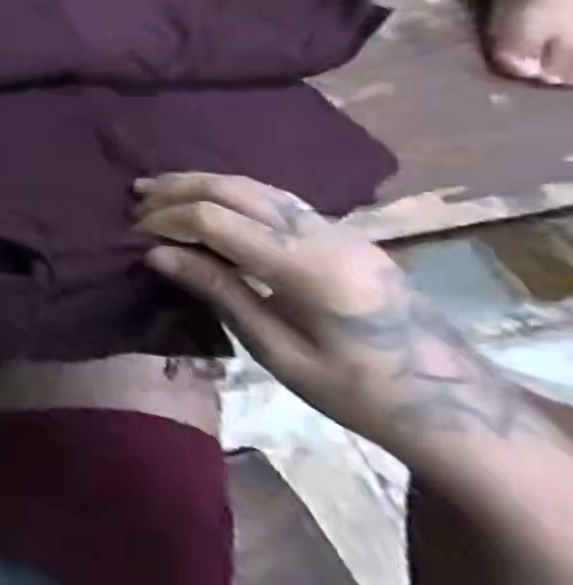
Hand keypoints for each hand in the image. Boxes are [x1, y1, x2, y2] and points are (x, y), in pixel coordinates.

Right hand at [134, 173, 541, 460]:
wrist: (460, 410)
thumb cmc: (361, 393)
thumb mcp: (279, 353)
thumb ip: (218, 293)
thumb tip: (155, 254)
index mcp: (309, 269)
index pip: (216, 220)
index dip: (166, 220)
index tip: (133, 236)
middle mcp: (325, 237)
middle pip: (234, 190)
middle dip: (177, 190)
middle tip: (134, 201)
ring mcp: (339, 232)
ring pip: (255, 186)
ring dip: (200, 183)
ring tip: (156, 190)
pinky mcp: (343, 236)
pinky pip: (274, 198)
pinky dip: (229, 192)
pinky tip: (206, 200)